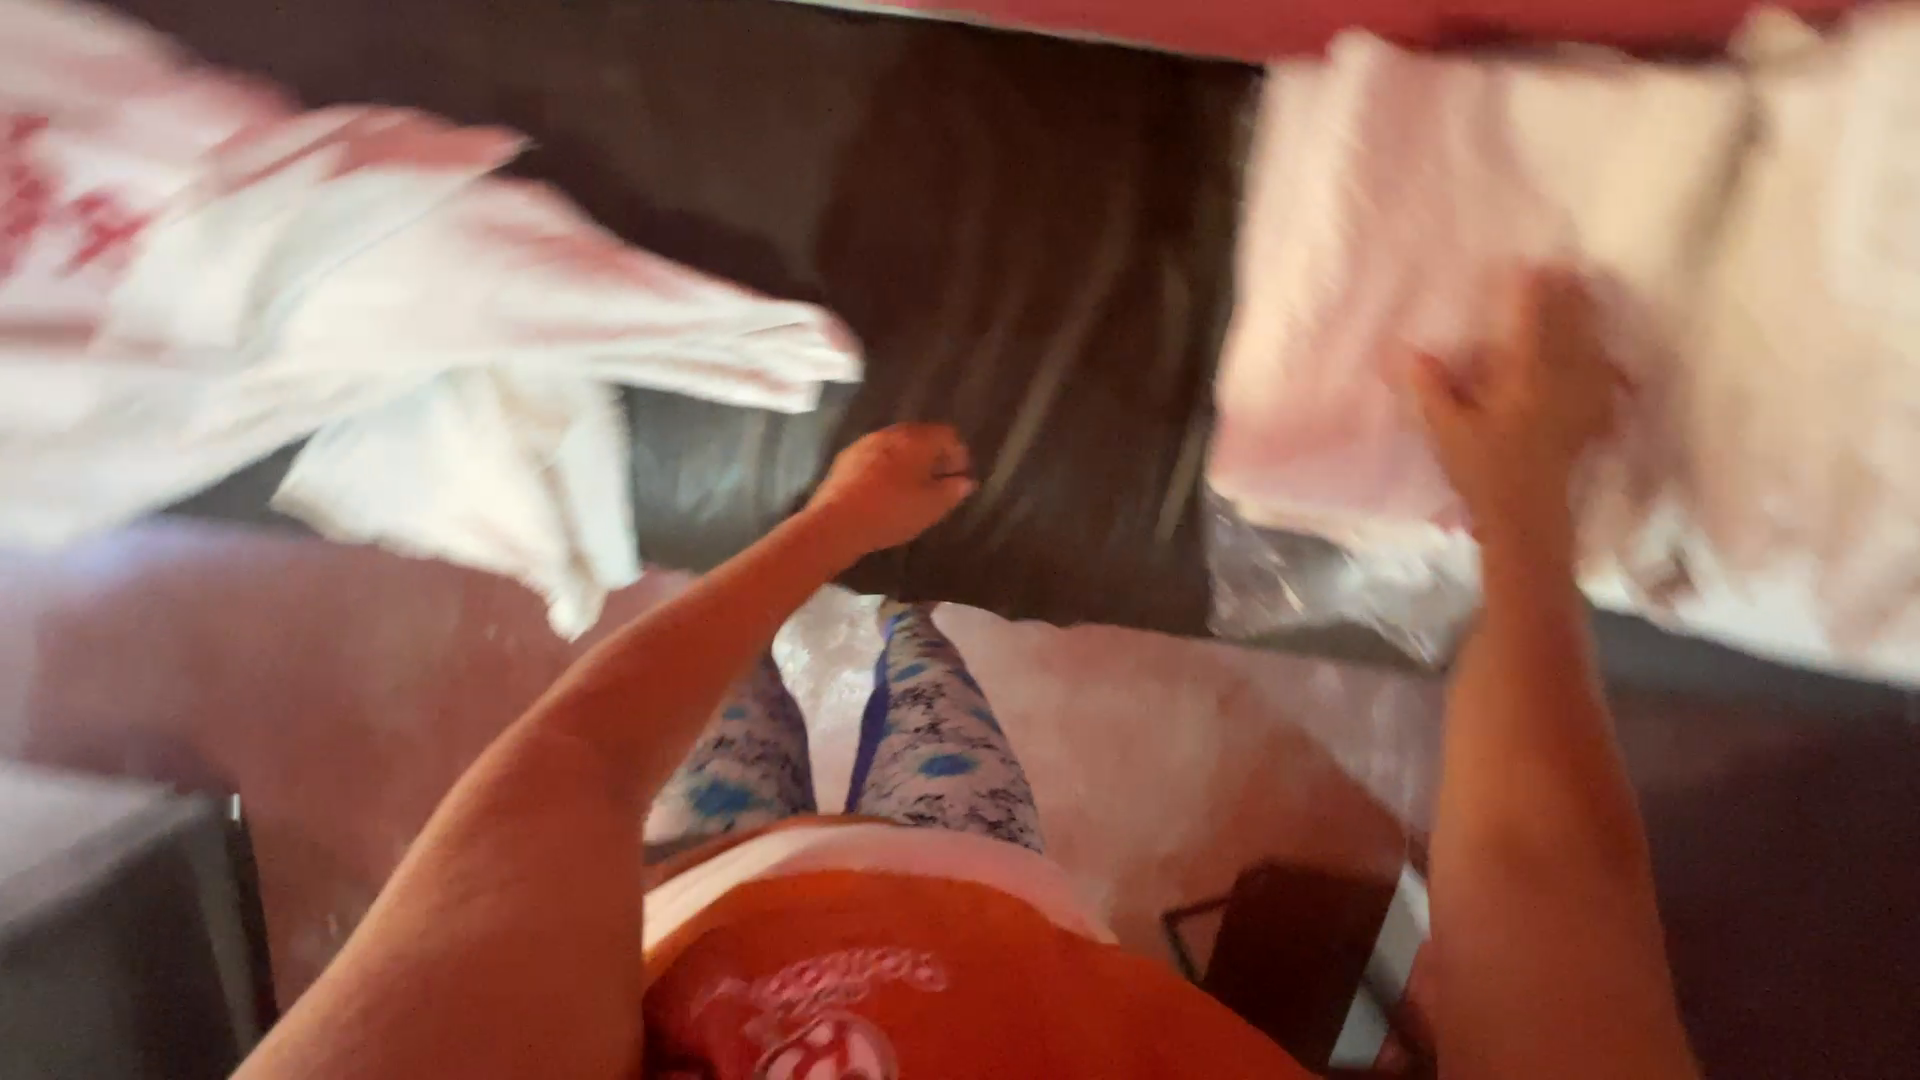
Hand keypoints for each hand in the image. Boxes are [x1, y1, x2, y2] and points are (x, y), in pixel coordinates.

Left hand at [803, 423, 976, 559]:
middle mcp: (891, 433)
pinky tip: (887, 490)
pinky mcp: (847, 458)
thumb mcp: (932, 506)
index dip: (959, 454)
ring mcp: (866, 443)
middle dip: (935, 456)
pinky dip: (889, 468)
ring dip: (911, 461)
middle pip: (922, 436)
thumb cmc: (892, 511)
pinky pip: (878, 456)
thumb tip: (966, 481)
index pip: (948, 434)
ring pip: (898, 446)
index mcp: (916, 439)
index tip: (960, 477)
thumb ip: (953, 490)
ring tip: (915, 488)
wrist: (836, 523)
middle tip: (940, 482)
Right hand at [1410, 266, 1623, 552]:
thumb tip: (1410, 353)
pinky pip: (1610, 381)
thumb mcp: (1444, 431)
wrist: (1526, 514)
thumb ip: (1432, 389)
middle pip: (1571, 327)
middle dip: (1568, 295)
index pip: (1529, 322)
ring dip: (1593, 318)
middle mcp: (1562, 380)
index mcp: (1524, 377)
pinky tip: (1611, 360)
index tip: (1523, 265)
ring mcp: (1584, 399)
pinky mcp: (1594, 420)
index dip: (1527, 292)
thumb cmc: (1482, 470)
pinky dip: (1611, 365)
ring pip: (1594, 346)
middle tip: (1565, 266)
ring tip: (1592, 293)